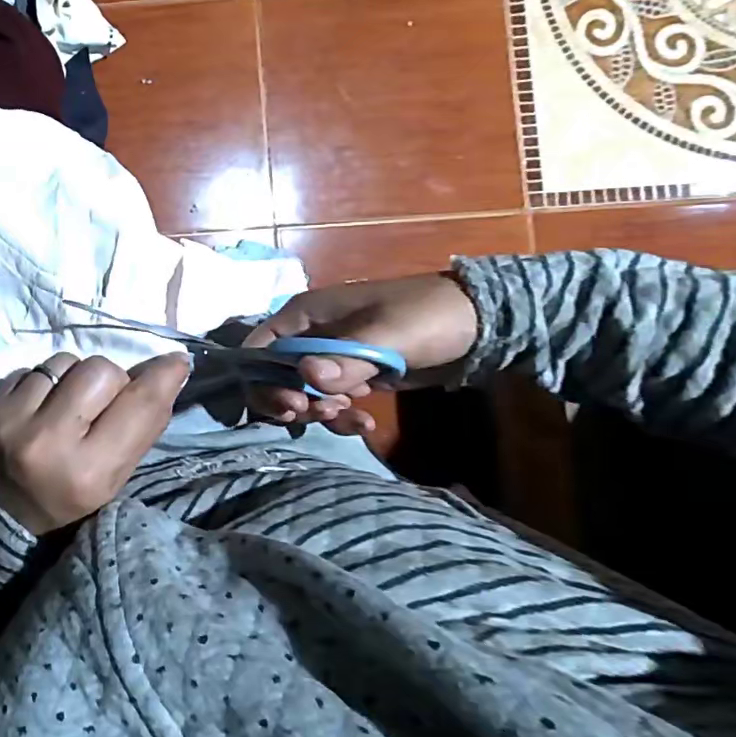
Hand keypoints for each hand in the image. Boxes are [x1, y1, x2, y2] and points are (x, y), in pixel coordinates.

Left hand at [0, 352, 189, 533]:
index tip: (175, 362)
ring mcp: (12, 422)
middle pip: (102, 370)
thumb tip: (173, 366)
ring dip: (73, 377)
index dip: (161, 378)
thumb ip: (143, 423)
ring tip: (65, 406)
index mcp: (89, 473)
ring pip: (65, 361)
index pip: (138, 405)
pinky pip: (32, 368)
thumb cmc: (69, 497)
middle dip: (109, 381)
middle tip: (99, 406)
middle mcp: (49, 443)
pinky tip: (38, 407)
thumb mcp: (115, 475)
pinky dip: (43, 382)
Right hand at [242, 273, 479, 435]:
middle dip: (289, 399)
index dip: (264, 377)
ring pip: (300, 392)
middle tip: (318, 412)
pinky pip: (329, 401)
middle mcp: (309, 335)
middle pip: (273, 375)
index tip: (291, 401)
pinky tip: (365, 423)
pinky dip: (340, 416)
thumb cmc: (426, 317)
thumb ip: (347, 357)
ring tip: (347, 415)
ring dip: (315, 411)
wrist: (475, 324)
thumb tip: (308, 378)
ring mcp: (329, 357)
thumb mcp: (388, 335)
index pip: (260, 346)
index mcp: (306, 313)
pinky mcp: (350, 377)